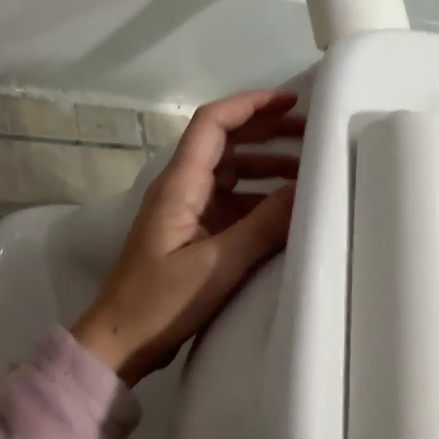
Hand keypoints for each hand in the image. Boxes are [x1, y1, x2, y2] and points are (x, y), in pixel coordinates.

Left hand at [70, 89, 301, 386]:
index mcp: (179, 184)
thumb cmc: (160, 300)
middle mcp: (181, 188)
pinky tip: (291, 210)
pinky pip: (231, 203)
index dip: (249, 105)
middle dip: (266, 131)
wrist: (121, 337)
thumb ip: (263, 226)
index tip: (293, 100)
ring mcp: (186, 210)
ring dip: (267, 166)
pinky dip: (260, 199)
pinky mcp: (192, 234)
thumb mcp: (218, 265)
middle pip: (223, 143)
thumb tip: (309, 186)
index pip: (211, 124)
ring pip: (230, 173)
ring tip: (314, 171)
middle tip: (316, 132)